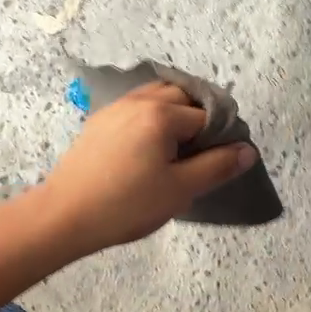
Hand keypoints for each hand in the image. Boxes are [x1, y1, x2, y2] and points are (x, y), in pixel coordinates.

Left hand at [36, 82, 258, 253]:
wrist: (63, 216)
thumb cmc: (125, 205)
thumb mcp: (180, 190)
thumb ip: (217, 167)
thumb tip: (247, 150)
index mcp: (161, 114)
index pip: (206, 116)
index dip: (219, 137)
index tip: (218, 162)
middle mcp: (138, 101)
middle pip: (181, 95)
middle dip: (198, 116)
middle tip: (201, 152)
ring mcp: (114, 109)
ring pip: (155, 97)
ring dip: (174, 113)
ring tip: (177, 149)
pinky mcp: (98, 122)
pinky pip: (134, 107)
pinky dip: (150, 117)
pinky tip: (148, 148)